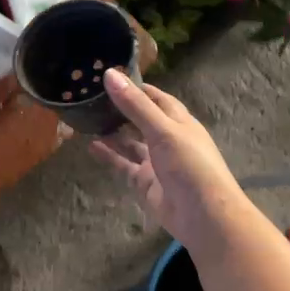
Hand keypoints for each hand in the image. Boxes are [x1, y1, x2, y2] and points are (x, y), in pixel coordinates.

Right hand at [90, 69, 247, 246]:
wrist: (204, 216)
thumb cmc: (190, 165)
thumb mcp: (162, 130)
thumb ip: (135, 105)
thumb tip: (109, 74)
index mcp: (178, 121)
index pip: (154, 97)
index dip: (134, 87)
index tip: (108, 76)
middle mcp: (167, 138)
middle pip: (140, 118)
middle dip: (119, 109)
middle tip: (90, 97)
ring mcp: (155, 161)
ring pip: (130, 141)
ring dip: (111, 131)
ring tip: (85, 119)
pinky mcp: (145, 182)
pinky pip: (123, 164)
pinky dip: (109, 155)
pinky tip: (90, 145)